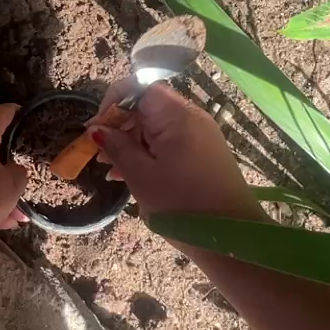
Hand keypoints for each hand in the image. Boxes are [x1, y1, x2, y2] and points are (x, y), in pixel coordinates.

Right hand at [90, 82, 262, 221]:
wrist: (233, 241)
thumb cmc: (183, 205)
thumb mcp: (141, 176)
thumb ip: (117, 147)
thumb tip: (97, 129)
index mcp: (178, 116)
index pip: (140, 88)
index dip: (114, 101)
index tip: (96, 127)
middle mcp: (191, 118)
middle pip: (147, 107)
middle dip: (119, 126)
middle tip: (99, 154)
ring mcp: (200, 136)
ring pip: (156, 127)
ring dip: (131, 143)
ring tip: (111, 170)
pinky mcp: (203, 154)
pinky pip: (168, 143)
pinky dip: (148, 153)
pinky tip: (131, 175)